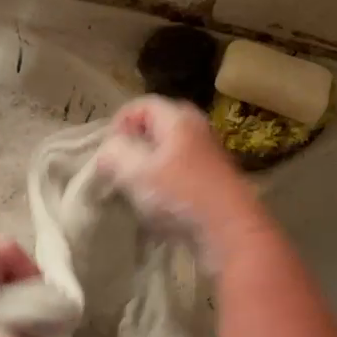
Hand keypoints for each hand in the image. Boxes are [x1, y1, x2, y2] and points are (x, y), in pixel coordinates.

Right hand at [94, 95, 257, 251]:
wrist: (230, 231)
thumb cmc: (181, 195)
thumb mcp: (137, 172)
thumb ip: (114, 154)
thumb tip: (107, 151)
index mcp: (179, 120)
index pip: (142, 105)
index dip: (119, 123)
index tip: (106, 150)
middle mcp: (196, 131)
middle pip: (155, 129)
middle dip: (132, 146)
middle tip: (117, 168)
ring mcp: (206, 157)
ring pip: (167, 153)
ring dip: (146, 168)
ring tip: (132, 190)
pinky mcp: (210, 183)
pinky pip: (178, 175)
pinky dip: (162, 185)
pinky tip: (154, 206)